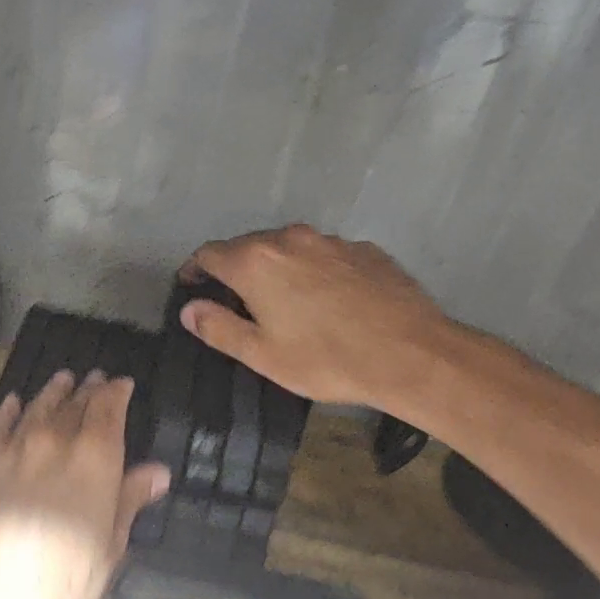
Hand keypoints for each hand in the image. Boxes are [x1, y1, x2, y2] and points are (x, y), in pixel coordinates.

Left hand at [0, 370, 169, 598]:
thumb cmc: (70, 581)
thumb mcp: (112, 542)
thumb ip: (130, 498)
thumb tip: (157, 472)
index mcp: (94, 458)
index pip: (108, 410)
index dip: (115, 393)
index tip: (121, 384)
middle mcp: (53, 443)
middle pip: (72, 406)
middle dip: (86, 391)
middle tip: (93, 379)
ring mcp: (11, 453)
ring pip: (34, 410)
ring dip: (50, 393)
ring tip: (61, 380)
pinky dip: (6, 412)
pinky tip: (12, 403)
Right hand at [179, 224, 449, 409]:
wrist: (409, 353)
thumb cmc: (326, 359)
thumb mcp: (263, 354)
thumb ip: (219, 328)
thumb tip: (190, 309)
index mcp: (256, 262)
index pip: (211, 253)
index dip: (195, 269)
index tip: (191, 284)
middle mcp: (290, 239)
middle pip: (249, 246)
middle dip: (236, 268)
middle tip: (234, 299)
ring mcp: (331, 241)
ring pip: (290, 248)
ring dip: (277, 268)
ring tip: (282, 300)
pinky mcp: (364, 250)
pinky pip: (325, 256)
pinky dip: (314, 271)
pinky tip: (327, 301)